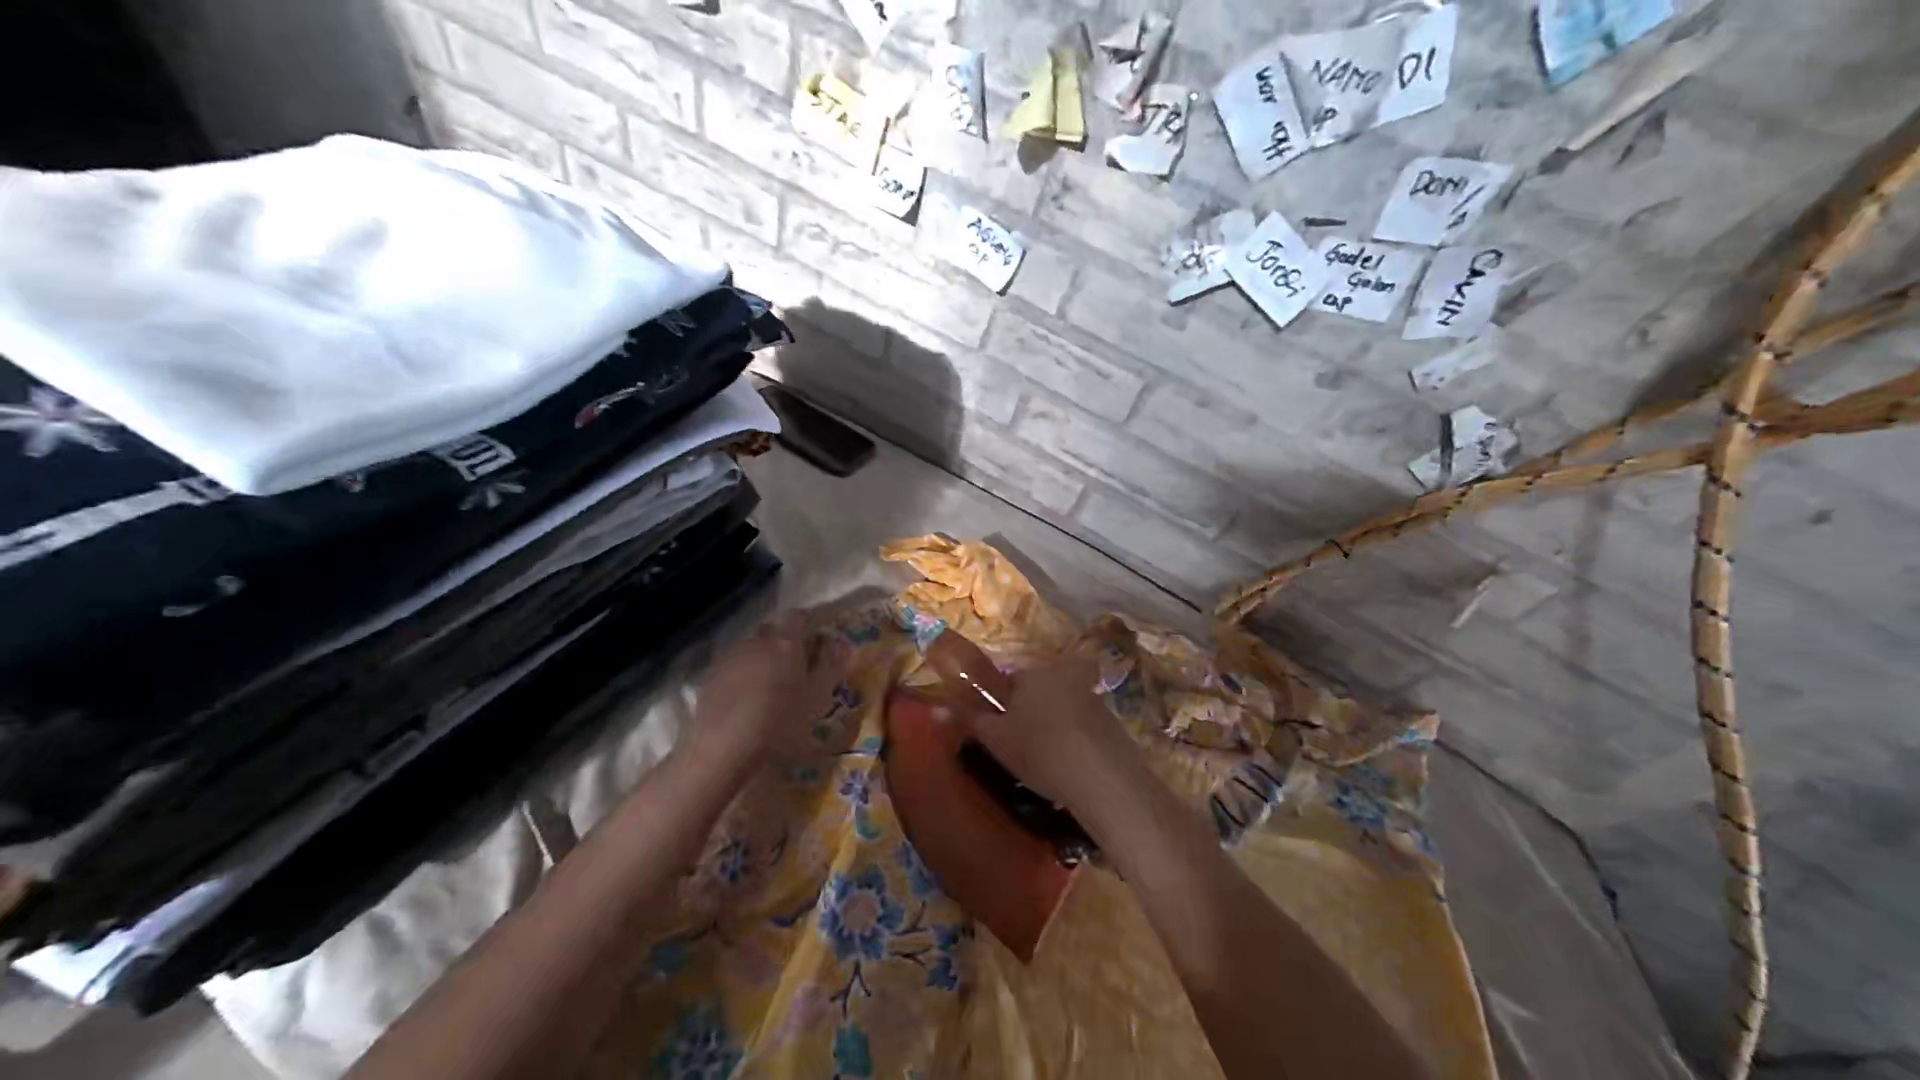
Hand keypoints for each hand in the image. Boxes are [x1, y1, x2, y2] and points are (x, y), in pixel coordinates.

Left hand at [688, 611, 848, 774]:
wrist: (723, 748)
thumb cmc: (780, 726)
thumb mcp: (816, 699)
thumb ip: (829, 666)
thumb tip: (839, 644)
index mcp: (787, 643)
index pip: (798, 616)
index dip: (807, 624)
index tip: (815, 642)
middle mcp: (758, 641)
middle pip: (774, 630)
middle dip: (785, 642)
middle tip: (794, 669)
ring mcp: (732, 656)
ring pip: (752, 647)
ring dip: (763, 658)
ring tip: (768, 688)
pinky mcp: (712, 674)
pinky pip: (734, 664)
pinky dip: (742, 673)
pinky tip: (744, 700)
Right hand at [964, 652, 1143, 814]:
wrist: (1102, 780)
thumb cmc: (1039, 752)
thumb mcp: (995, 739)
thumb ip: (968, 719)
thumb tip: (936, 708)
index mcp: (1035, 674)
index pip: (1011, 680)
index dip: (1004, 705)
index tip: (1002, 731)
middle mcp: (1067, 676)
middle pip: (1041, 691)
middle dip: (1031, 714)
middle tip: (1022, 748)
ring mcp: (1094, 699)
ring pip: (1064, 709)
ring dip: (1055, 728)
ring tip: (1047, 764)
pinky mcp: (1113, 723)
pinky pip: (1085, 728)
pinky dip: (1077, 743)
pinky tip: (1072, 770)